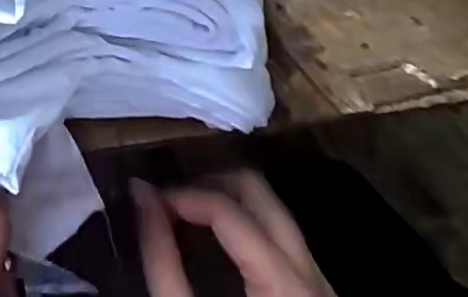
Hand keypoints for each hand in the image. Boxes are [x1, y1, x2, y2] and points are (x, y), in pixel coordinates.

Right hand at [132, 171, 334, 296]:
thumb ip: (161, 256)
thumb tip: (141, 192)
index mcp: (285, 286)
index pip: (228, 209)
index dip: (182, 195)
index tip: (148, 201)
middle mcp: (316, 279)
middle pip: (260, 191)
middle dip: (208, 183)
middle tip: (170, 199)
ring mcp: (326, 289)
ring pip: (276, 211)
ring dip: (227, 201)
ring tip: (187, 215)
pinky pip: (284, 239)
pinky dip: (246, 226)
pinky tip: (217, 242)